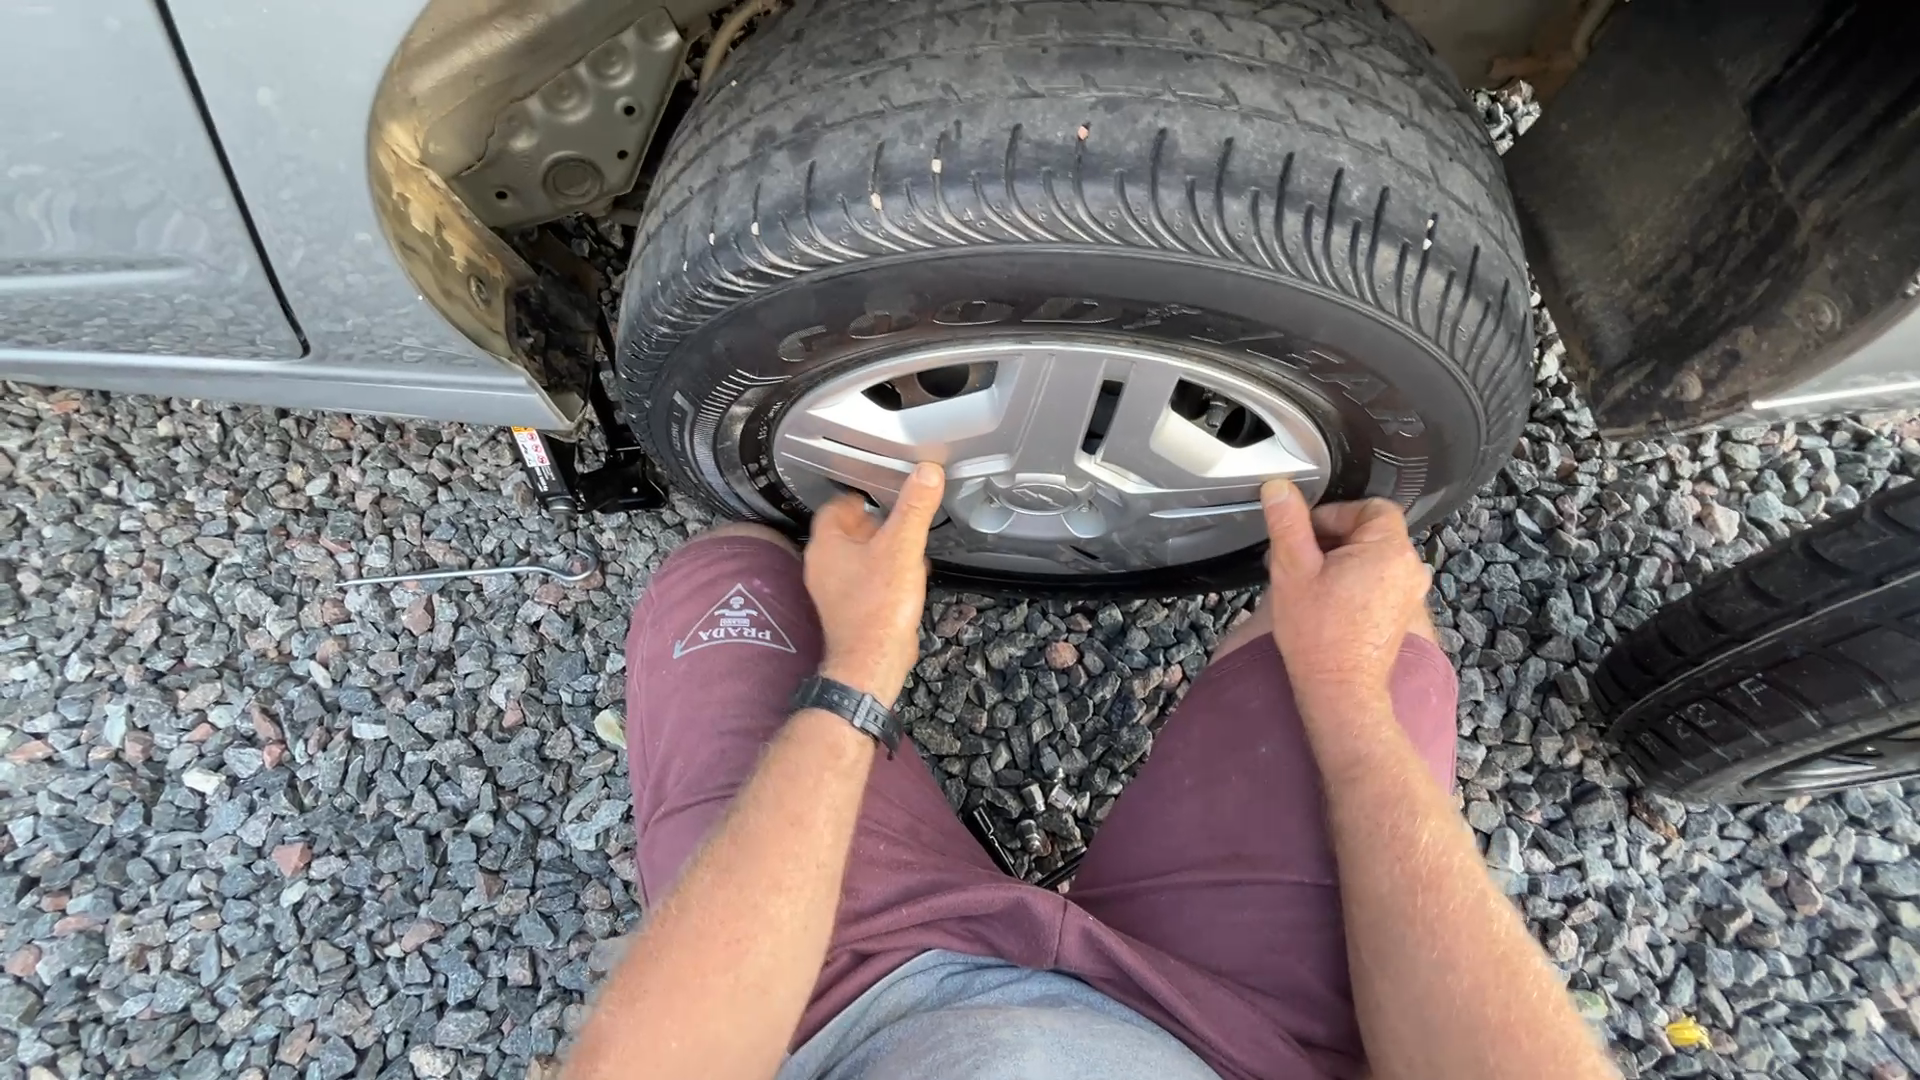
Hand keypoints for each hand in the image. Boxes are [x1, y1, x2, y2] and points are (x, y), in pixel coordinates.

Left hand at [802, 463, 946, 706]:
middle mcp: (824, 568)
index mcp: (827, 546)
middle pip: (846, 533)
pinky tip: (907, 580)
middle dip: (874, 525)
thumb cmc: (878, 608)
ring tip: (906, 547)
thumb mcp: (903, 547)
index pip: (834, 508)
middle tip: (896, 520)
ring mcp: (835, 592)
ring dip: (881, 550)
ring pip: (857, 559)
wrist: (874, 660)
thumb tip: (926, 474)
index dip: (858, 498)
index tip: (876, 495)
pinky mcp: (850, 610)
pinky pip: (866, 582)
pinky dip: (884, 575)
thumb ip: (914, 508)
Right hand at [1261, 479, 1431, 704]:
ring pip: (1372, 556)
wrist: (1339, 688)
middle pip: (1371, 531)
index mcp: (1388, 550)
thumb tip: (1279, 488)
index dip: (1333, 514)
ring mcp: (1410, 593)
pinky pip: (1377, 580)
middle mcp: (1409, 568)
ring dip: (1339, 560)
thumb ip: (1287, 523)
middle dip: (1331, 538)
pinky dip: (1352, 580)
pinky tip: (1324, 600)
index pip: (1368, 507)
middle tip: (1298, 559)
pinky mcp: (1402, 612)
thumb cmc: (1317, 633)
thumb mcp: (1292, 570)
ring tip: (1307, 582)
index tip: (1304, 533)